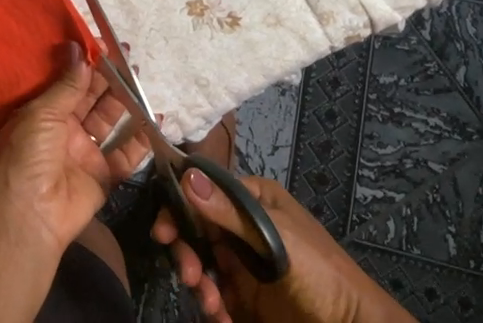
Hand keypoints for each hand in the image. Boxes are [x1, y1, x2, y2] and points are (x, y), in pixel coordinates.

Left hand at [0, 45, 151, 322]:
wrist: (30, 217)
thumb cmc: (27, 156)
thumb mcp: (42, 114)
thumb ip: (66, 85)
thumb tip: (78, 49)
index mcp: (43, 112)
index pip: (67, 81)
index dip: (85, 62)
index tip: (104, 43)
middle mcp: (64, 129)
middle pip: (91, 98)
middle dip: (109, 78)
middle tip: (129, 57)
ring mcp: (84, 153)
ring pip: (109, 121)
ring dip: (125, 102)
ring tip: (141, 81)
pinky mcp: (103, 176)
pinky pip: (125, 155)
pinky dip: (140, 140)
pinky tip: (155, 122)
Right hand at [153, 168, 413, 322]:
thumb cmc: (320, 272)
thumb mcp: (275, 237)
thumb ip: (228, 210)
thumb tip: (185, 174)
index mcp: (254, 199)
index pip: (204, 191)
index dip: (178, 207)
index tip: (162, 232)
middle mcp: (242, 226)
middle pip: (194, 229)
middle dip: (186, 252)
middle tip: (190, 276)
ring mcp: (242, 262)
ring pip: (200, 263)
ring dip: (198, 284)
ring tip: (212, 306)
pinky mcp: (243, 296)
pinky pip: (213, 295)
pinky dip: (211, 307)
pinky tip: (221, 318)